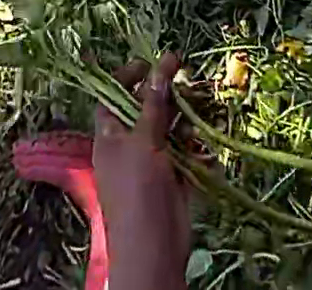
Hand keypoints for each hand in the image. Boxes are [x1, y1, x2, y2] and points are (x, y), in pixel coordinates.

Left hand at [94, 52, 189, 289]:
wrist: (155, 248)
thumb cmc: (138, 189)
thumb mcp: (144, 139)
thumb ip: (154, 102)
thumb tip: (162, 63)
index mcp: (110, 134)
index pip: (114, 95)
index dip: (129, 76)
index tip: (149, 62)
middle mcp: (129, 143)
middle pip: (145, 107)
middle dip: (164, 93)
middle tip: (184, 75)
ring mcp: (151, 159)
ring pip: (168, 126)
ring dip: (183, 115)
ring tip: (197, 103)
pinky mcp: (172, 174)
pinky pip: (183, 148)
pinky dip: (193, 140)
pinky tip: (202, 135)